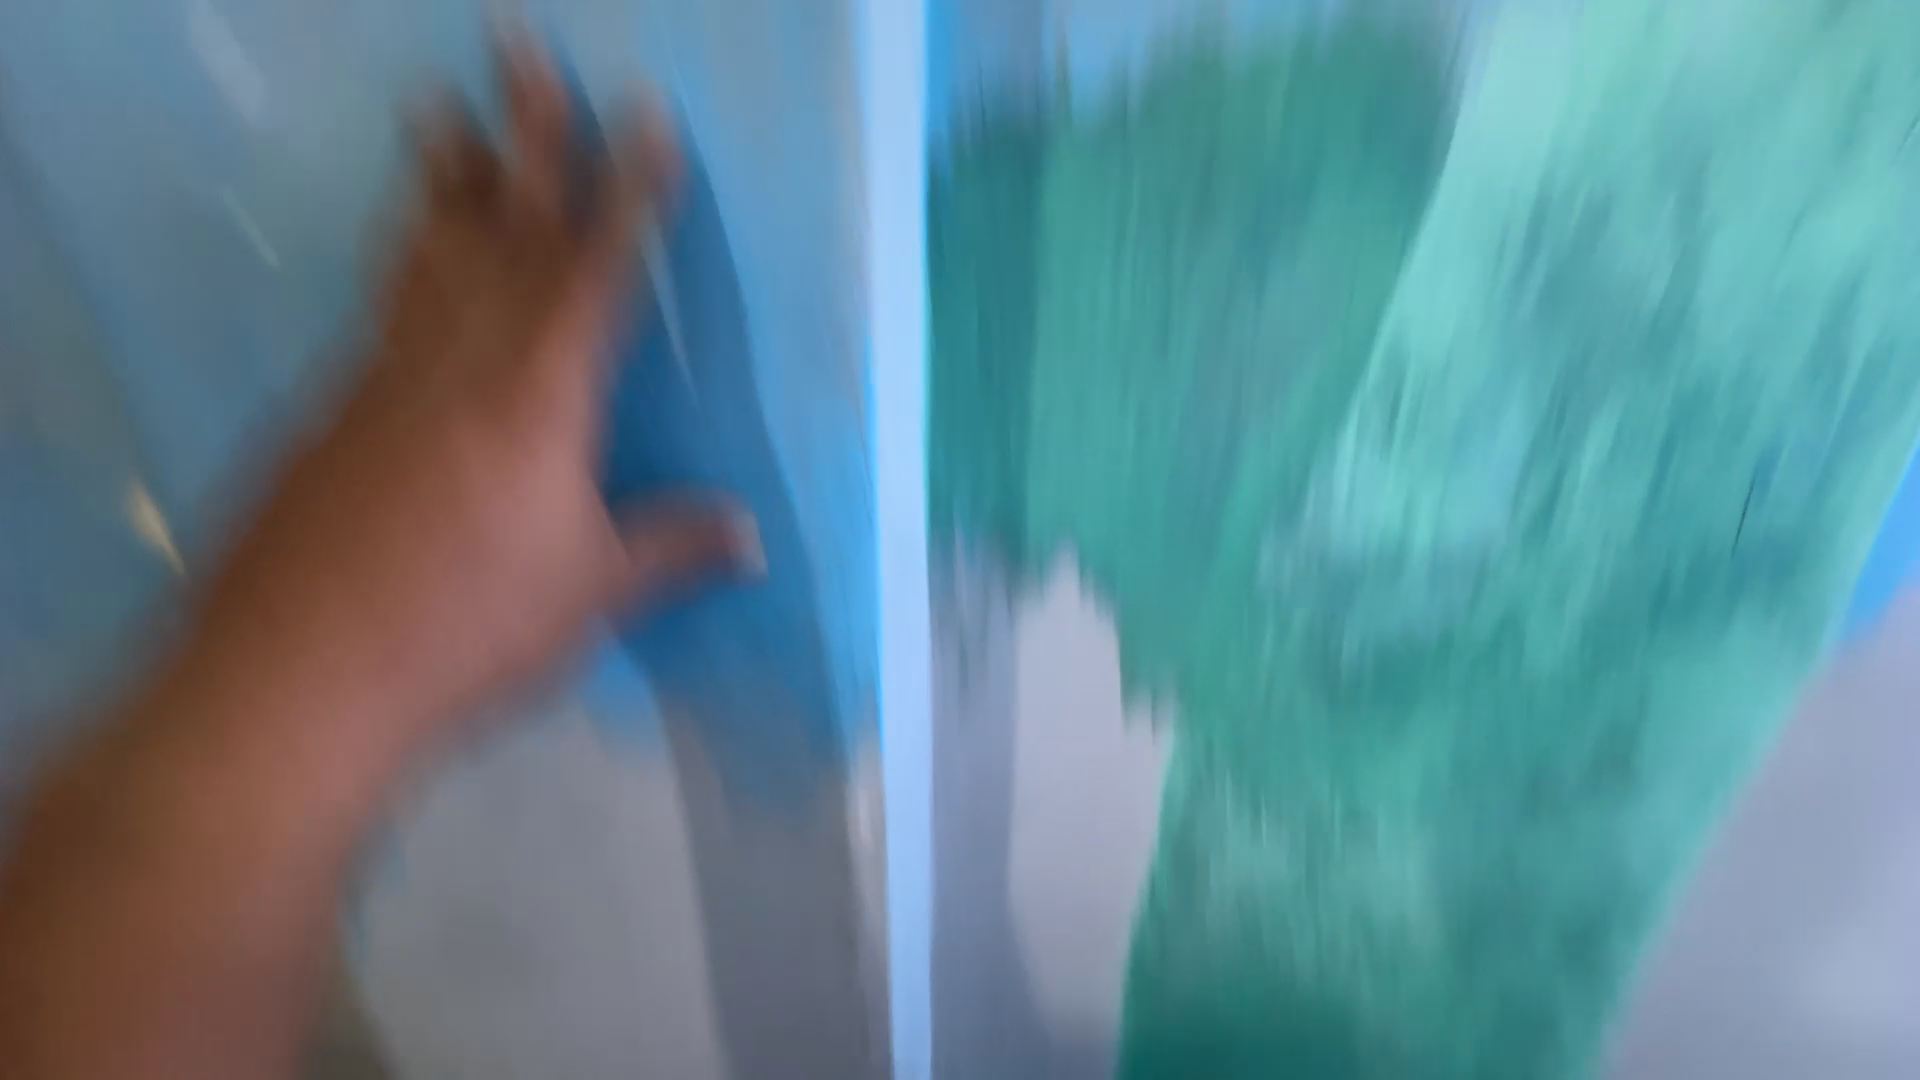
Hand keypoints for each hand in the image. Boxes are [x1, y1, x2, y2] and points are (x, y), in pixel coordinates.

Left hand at [186, 43, 761, 748]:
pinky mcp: (331, 417)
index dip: (628, 198)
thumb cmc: (472, 629)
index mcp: (538, 400)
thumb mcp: (595, 591)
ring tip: (443, 113)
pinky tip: (407, 259)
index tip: (645, 121)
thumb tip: (752, 536)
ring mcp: (380, 383)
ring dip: (446, 184)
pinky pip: (384, 313)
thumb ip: (675, 548)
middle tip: (518, 49)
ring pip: (424, 258)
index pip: (595, 277)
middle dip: (525, 141)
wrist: (295, 684)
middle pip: (500, 234)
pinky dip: (405, 264)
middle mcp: (456, 367)